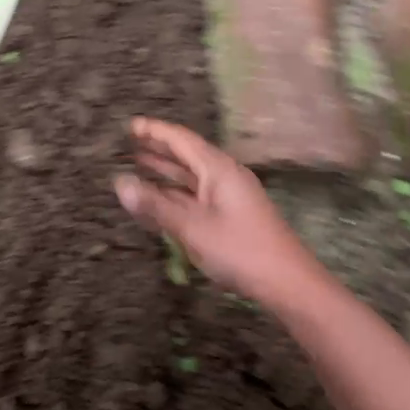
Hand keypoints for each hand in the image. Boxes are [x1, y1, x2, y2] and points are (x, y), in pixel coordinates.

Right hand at [114, 117, 322, 310]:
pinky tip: (161, 198)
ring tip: (139, 162)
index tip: (130, 126)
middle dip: (158, 147)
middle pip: (186, 154)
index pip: (180, 139)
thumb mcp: (192, 228)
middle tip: (129, 141)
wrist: (290, 284)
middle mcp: (223, 175)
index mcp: (217, 168)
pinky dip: (176, 192)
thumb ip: (155, 205)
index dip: (154, 131)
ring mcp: (229, 195)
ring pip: (191, 176)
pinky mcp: (232, 215)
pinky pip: (197, 195)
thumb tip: (119, 183)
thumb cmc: (240, 250)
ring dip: (166, 170)